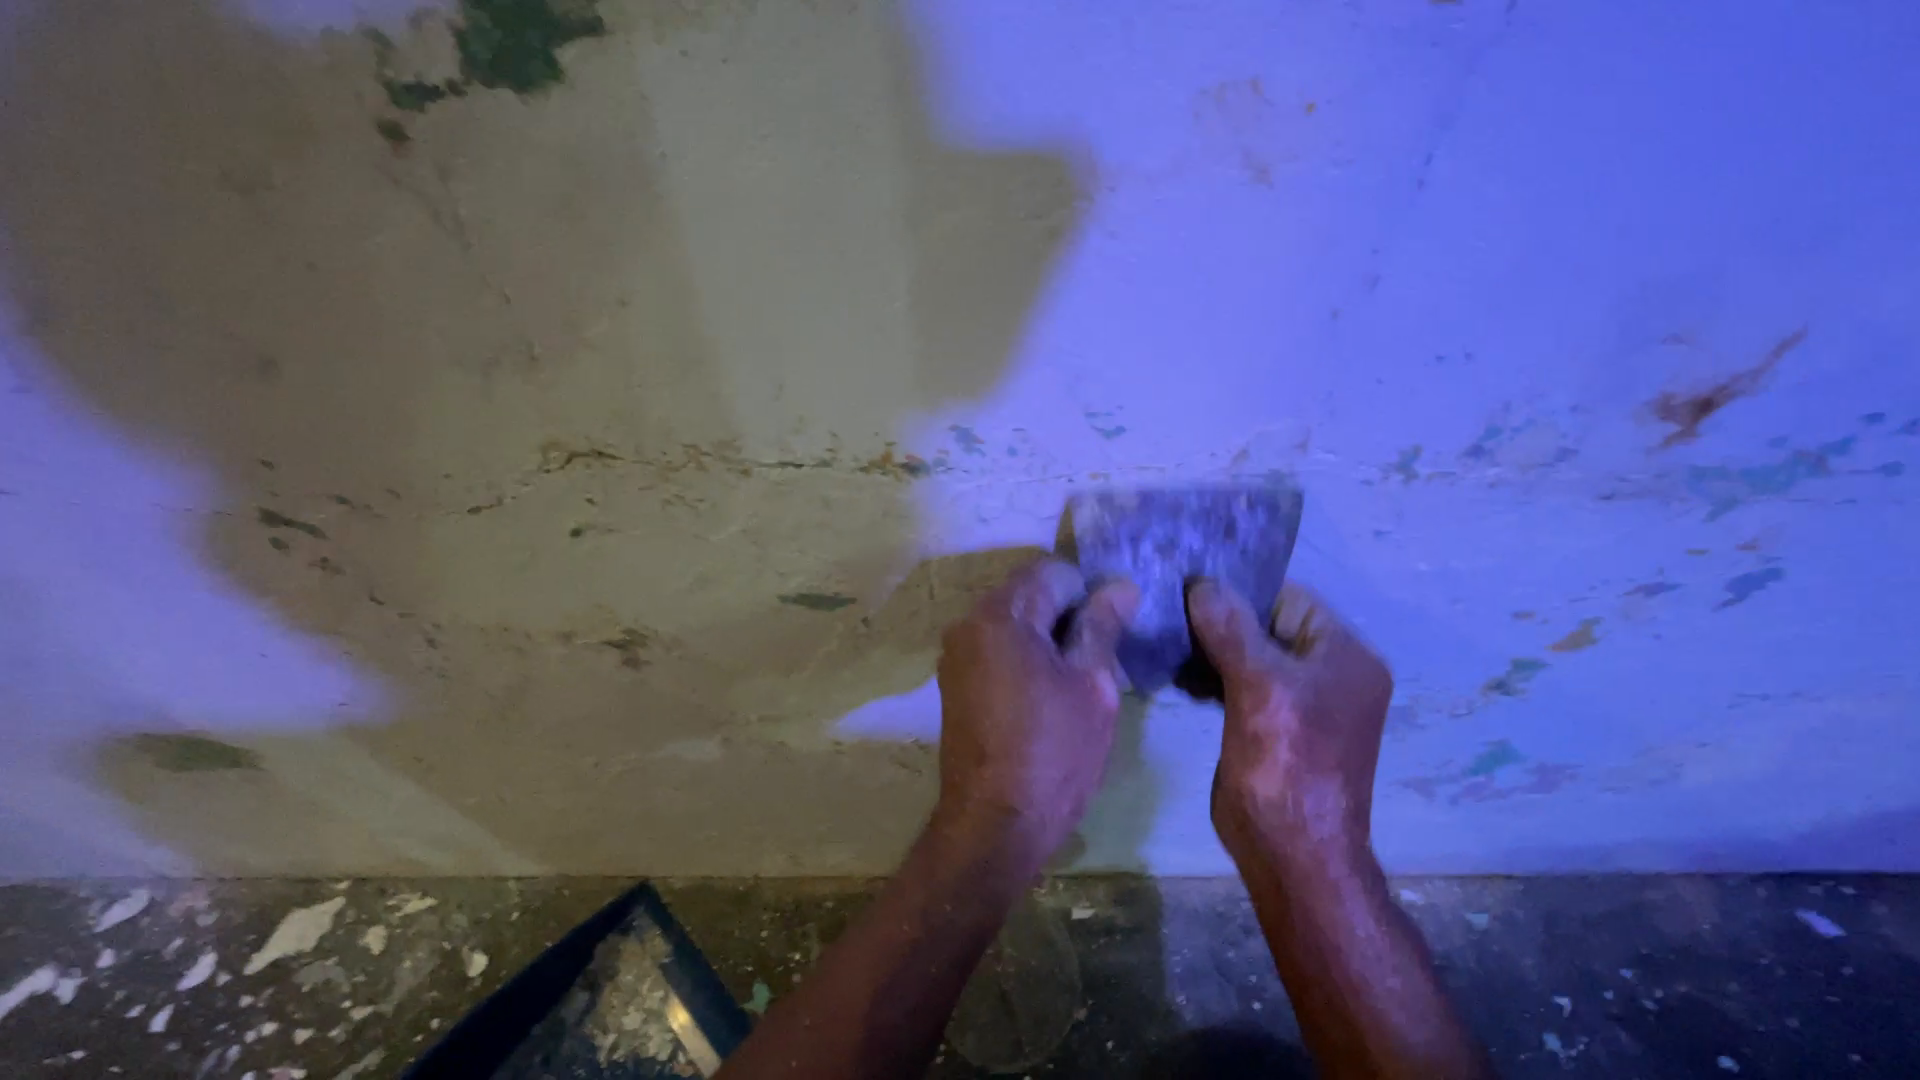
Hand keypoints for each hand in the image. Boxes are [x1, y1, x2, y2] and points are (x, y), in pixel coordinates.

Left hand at [934, 558, 1138, 862]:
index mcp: (999, 615)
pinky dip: (1025, 660)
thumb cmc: (1054, 752)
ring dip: (1047, 640)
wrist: (996, 824)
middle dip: (1067, 616)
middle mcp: (967, 625)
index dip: (1089, 593)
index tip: (1112, 630)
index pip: (1052, 572)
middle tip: (1101, 660)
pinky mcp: (955, 686)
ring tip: (1077, 683)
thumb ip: (1102, 626)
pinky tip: (1047, 699)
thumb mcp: (1092, 685)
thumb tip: (1119, 585)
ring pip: (1014, 625)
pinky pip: (997, 652)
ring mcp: (956, 657)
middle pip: (1029, 595)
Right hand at [1187, 580, 1392, 865]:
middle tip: (1170, 620)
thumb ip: (1231, 628)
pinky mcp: (1273, 727)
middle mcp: (1329, 672)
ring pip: (1250, 655)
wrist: (1291, 851)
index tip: (1187, 592)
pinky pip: (1243, 684)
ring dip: (1212, 651)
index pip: (1288, 599)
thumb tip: (1202, 583)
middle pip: (1267, 625)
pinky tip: (1182, 681)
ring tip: (1172, 653)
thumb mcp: (1259, 686)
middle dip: (1219, 623)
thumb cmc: (1284, 763)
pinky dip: (1214, 678)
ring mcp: (1301, 703)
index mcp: (1344, 654)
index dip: (1240, 594)